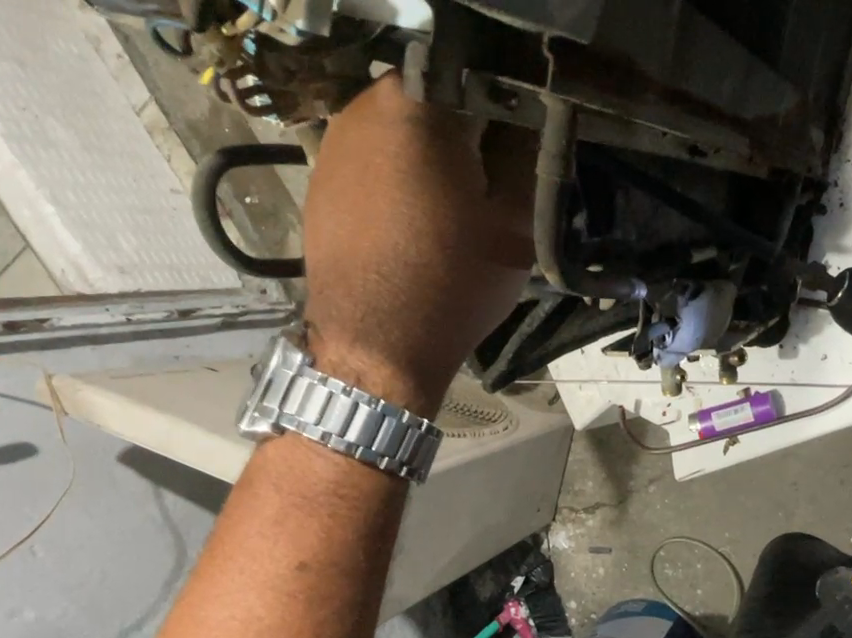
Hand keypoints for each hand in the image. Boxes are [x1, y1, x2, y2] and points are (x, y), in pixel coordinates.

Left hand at [302, 74, 535, 414]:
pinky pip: (375, 158)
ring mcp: (334, 140)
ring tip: (461, 204)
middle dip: (471, 131)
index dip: (513, 111)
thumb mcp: (515, 222)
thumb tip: (531, 120)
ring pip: (404, 129)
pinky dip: (403, 175)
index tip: (529, 148)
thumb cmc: (454, 282)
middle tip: (498, 179)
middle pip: (437, 99)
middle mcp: (365, 104)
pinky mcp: (321, 179)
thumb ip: (528, 154)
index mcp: (419, 104)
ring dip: (436, 154)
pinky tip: (421, 219)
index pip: (481, 77)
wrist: (376, 345)